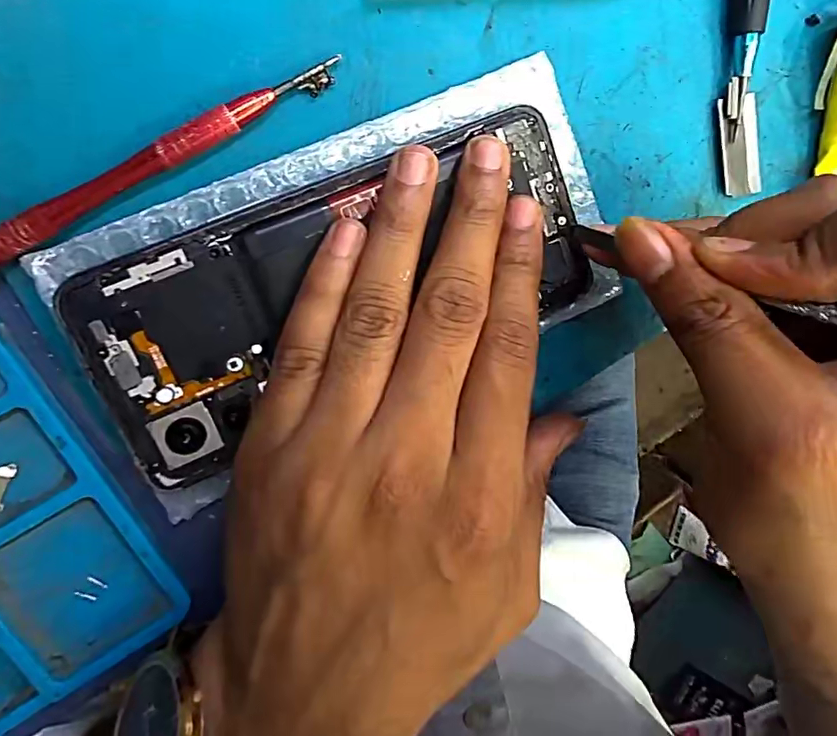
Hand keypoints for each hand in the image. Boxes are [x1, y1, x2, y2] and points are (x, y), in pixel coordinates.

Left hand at [193, 138, 579, 735]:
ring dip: (399, 227)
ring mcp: (332, 439)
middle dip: (468, 222)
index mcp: (477, 490)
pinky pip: (304, 343)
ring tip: (416, 163)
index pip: (503, 351)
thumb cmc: (420, 634)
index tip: (524, 207)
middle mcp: (408, 451)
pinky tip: (352, 226)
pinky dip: (328, 279)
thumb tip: (561, 409)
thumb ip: (534, 486)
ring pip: (375, 311)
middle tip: (482, 154)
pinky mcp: (275, 438)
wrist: (302, 693)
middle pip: (445, 312)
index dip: (516, 269)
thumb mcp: (509, 584)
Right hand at [611, 169, 836, 663]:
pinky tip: (715, 283)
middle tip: (696, 279)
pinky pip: (830, 238)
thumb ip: (707, 316)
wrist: (833, 590)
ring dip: (757, 251)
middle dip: (772, 246)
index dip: (810, 245)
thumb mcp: (767, 429)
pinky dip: (759, 258)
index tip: (725, 283)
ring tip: (700, 287)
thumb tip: (635, 234)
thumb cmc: (826, 547)